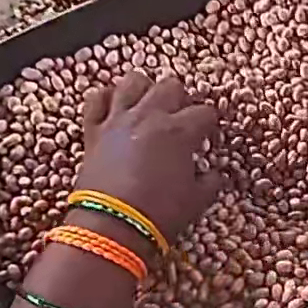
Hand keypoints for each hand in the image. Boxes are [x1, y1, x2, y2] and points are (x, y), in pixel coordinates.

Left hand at [75, 71, 223, 244]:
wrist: (113, 226)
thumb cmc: (160, 214)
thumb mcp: (196, 201)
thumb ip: (210, 182)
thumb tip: (214, 174)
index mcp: (179, 131)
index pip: (205, 113)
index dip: (210, 124)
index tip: (208, 137)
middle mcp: (149, 116)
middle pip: (171, 87)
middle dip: (181, 100)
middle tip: (182, 120)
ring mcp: (119, 120)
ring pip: (133, 82)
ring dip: (145, 90)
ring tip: (150, 106)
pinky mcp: (94, 131)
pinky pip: (97, 99)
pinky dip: (107, 99)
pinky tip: (116, 108)